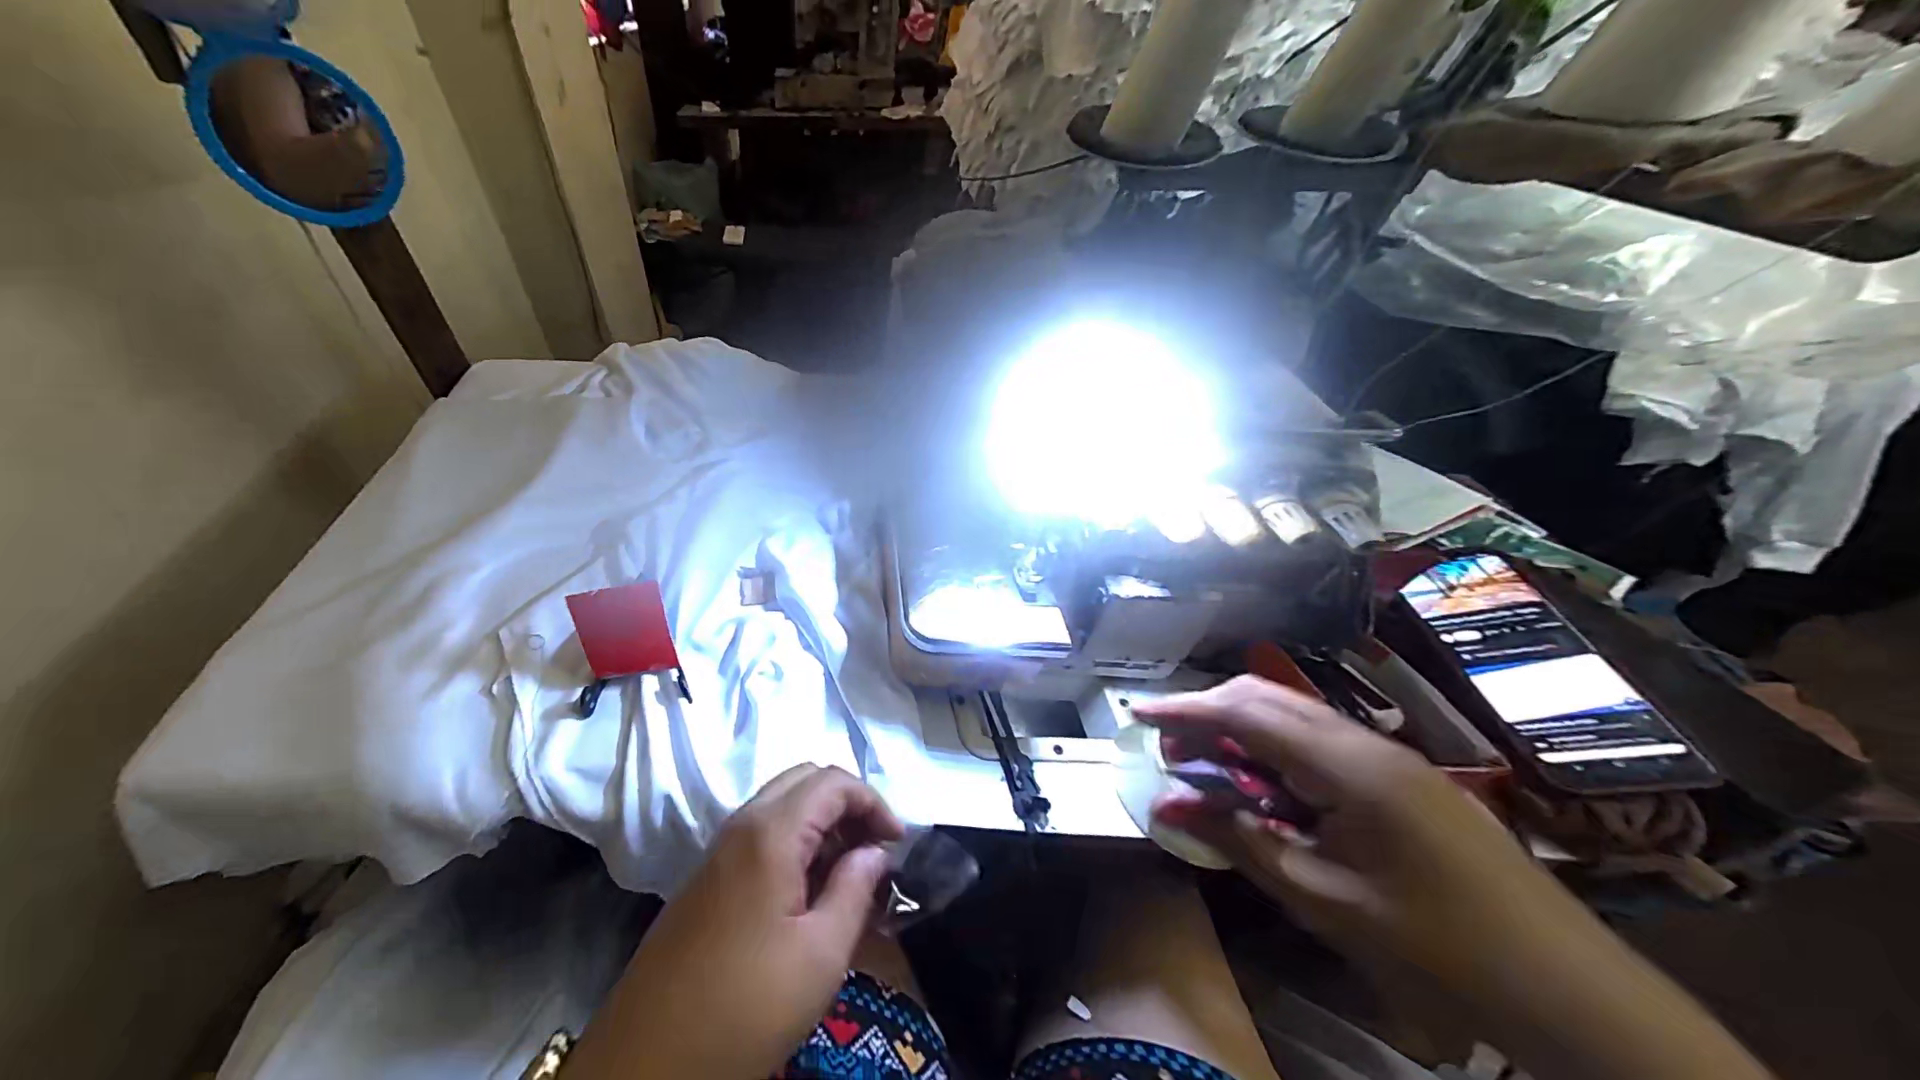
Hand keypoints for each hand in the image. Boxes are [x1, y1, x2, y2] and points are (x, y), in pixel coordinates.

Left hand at [570, 765, 903, 1079]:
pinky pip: (759, 834)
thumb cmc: (747, 1005)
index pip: (833, 781)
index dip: (873, 802)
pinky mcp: (706, 879)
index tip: (897, 842)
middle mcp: (740, 826)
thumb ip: (856, 888)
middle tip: (873, 848)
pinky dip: (795, 841)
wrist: (647, 1063)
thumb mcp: (821, 953)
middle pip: (804, 780)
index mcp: (770, 833)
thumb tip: (875, 852)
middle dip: (847, 803)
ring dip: (821, 822)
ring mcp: (717, 852)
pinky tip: (808, 890)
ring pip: (780, 805)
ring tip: (848, 871)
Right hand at [1138, 678, 1774, 1079]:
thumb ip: (1240, 840)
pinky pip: (1322, 740)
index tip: (1137, 712)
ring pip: (1295, 716)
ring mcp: (1390, 756)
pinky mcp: (1403, 776)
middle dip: (1209, 712)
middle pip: (1269, 700)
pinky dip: (1278, 749)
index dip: (1185, 708)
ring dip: (1243, 729)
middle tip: (1169, 747)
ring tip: (1208, 766)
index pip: (1246, 713)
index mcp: (1347, 766)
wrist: (1567, 985)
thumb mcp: (1323, 898)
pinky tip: (1268, 786)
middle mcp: (1367, 743)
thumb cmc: (1436, 945)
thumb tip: (1168, 803)